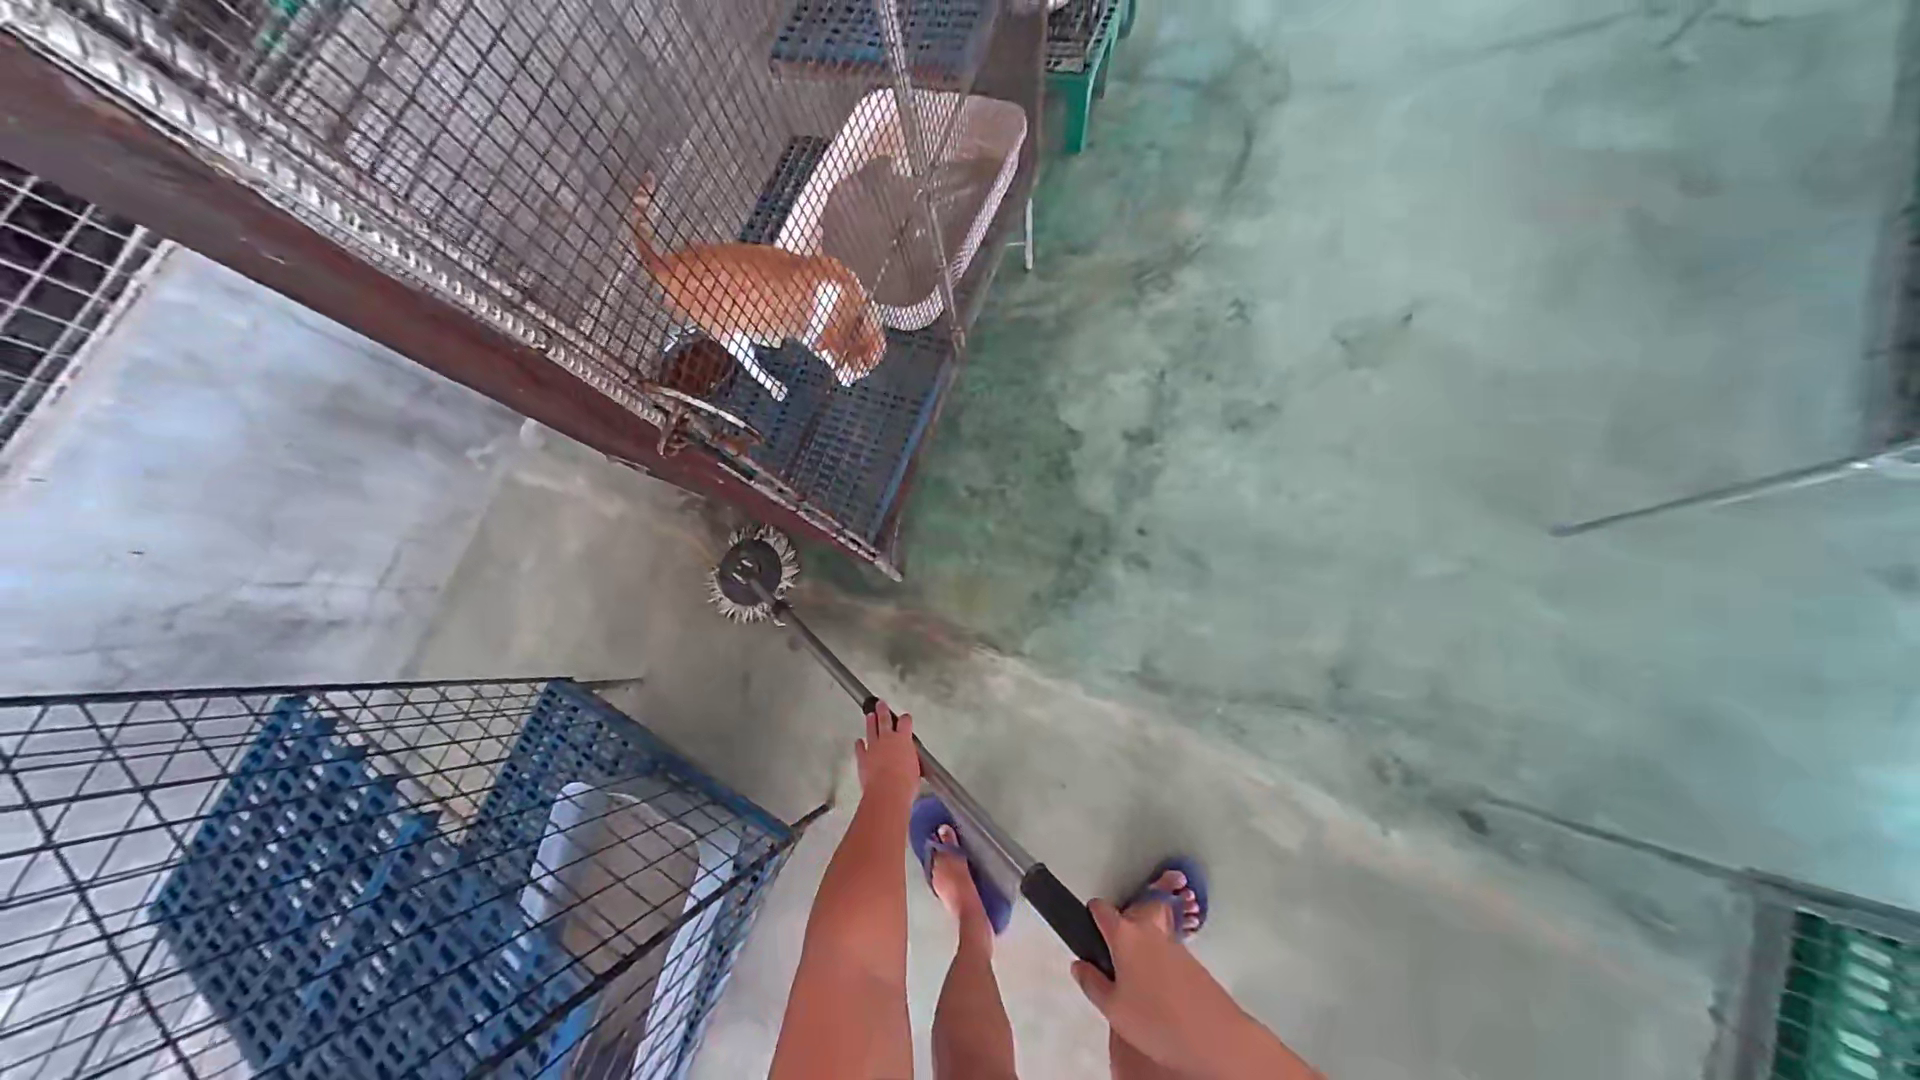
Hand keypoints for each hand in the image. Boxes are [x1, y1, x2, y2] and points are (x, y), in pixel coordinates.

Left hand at [854, 700, 918, 804]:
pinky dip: (859, 744)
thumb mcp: (916, 770)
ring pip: (871, 729)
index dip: (905, 719)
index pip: (905, 723)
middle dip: (883, 710)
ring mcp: (873, 747)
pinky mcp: (863, 758)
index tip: (904, 717)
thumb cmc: (905, 783)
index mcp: (903, 740)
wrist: (887, 792)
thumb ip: (911, 761)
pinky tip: (858, 741)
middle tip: (880, 703)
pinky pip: (860, 748)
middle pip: (884, 719)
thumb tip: (910, 763)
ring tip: (869, 715)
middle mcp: (888, 739)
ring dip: (870, 722)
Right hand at [1071, 901, 1316, 1079]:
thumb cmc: (1158, 1020)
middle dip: (1123, 925)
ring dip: (1143, 944)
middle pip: (1133, 913)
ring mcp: (1173, 943)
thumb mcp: (1113, 1008)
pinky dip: (1161, 961)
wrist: (1214, 1036)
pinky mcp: (1192, 961)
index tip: (1090, 921)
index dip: (1093, 913)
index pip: (1101, 909)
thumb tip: (1080, 966)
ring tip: (1136, 975)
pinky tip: (1159, 988)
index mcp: (1124, 935)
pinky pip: (1169, 951)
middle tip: (1114, 949)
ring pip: (1152, 931)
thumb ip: (1092, 983)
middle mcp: (1149, 930)